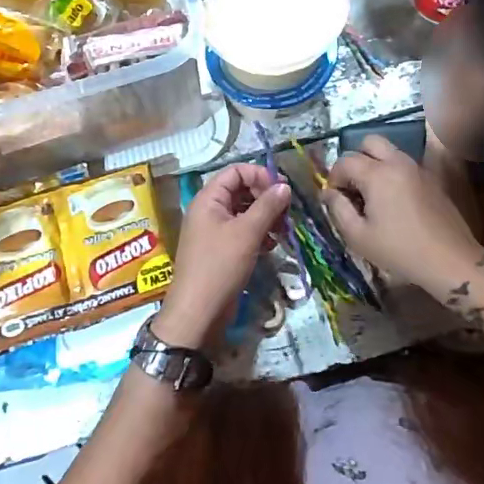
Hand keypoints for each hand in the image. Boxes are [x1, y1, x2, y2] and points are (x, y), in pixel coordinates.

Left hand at [155, 164, 290, 347]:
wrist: (198, 312)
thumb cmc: (220, 265)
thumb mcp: (247, 233)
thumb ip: (267, 206)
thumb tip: (284, 186)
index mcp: (208, 199)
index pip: (235, 171)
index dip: (259, 175)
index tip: (282, 191)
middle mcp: (209, 210)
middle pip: (240, 190)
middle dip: (265, 197)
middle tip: (286, 213)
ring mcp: (213, 231)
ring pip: (243, 212)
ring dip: (265, 217)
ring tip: (283, 231)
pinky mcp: (220, 250)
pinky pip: (242, 232)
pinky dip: (258, 234)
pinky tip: (272, 245)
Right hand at [325, 135, 482, 292]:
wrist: (449, 260)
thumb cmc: (399, 250)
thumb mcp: (358, 236)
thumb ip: (338, 209)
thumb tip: (329, 193)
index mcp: (377, 174)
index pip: (345, 161)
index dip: (333, 177)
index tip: (334, 198)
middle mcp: (398, 163)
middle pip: (370, 142)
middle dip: (355, 159)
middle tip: (352, 186)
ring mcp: (418, 168)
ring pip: (390, 151)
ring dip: (375, 164)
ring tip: (371, 194)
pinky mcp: (432, 179)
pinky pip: (405, 164)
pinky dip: (392, 172)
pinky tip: (393, 200)